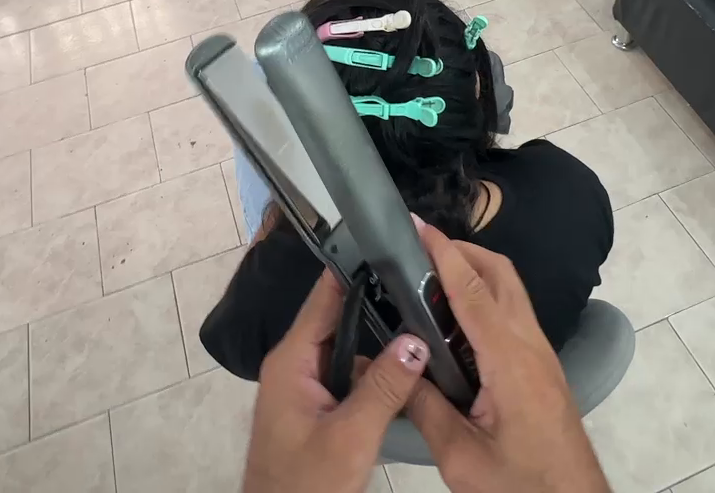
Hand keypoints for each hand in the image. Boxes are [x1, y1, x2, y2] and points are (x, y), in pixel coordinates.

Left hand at [243, 269, 432, 492]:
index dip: (353, 270)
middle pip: (339, 321)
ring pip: (347, 350)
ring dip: (379, 341)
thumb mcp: (350, 438)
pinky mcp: (318, 409)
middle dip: (376, 304)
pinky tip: (407, 366)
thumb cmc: (306, 487)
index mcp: (292, 359)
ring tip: (423, 319)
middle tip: (420, 285)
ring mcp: (305, 388)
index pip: (323, 297)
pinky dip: (374, 371)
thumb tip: (418, 338)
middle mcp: (295, 364)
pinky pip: (348, 376)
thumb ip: (384, 388)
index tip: (388, 246)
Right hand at [404, 219, 609, 492]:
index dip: (444, 253)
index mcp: (509, 361)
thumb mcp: (461, 458)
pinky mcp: (542, 366)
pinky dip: (483, 296)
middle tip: (421, 250)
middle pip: (499, 273)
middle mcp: (530, 345)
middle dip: (462, 250)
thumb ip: (425, 406)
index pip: (472, 290)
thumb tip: (394, 365)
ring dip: (474, 271)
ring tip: (431, 279)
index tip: (418, 226)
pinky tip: (455, 320)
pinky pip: (512, 312)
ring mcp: (540, 353)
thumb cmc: (521, 487)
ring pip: (509, 289)